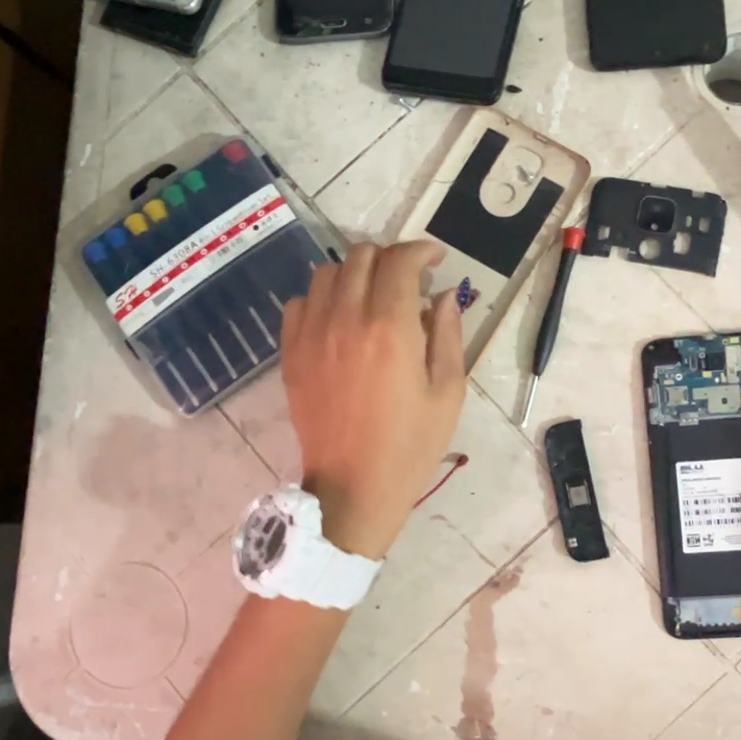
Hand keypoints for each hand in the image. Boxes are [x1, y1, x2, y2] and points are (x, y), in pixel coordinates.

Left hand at [281, 241, 465, 559]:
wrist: (354, 489)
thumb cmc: (411, 445)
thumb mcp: (448, 392)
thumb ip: (449, 334)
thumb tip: (444, 295)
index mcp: (391, 328)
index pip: (401, 260)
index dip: (421, 250)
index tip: (435, 260)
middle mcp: (347, 319)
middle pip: (362, 256)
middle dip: (390, 259)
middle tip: (408, 282)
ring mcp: (312, 335)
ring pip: (327, 273)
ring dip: (355, 274)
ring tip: (372, 298)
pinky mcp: (291, 354)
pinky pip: (299, 303)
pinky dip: (322, 299)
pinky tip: (339, 321)